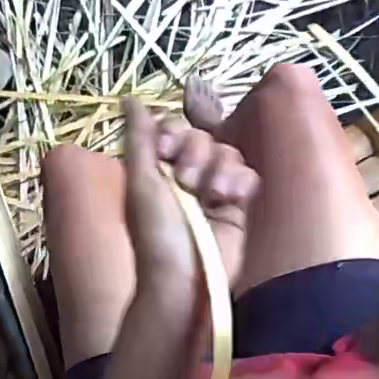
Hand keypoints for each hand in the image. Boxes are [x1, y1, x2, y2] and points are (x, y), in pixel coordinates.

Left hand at [120, 97, 258, 312]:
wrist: (186, 281)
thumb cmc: (156, 235)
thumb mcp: (141, 182)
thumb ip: (139, 138)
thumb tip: (130, 98)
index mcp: (158, 170)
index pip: (175, 129)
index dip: (174, 133)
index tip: (165, 150)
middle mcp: (187, 177)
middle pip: (203, 138)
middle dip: (197, 154)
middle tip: (187, 182)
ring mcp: (215, 192)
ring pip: (228, 154)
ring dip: (220, 169)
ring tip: (212, 195)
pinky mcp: (239, 208)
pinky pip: (248, 176)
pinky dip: (241, 182)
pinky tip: (230, 198)